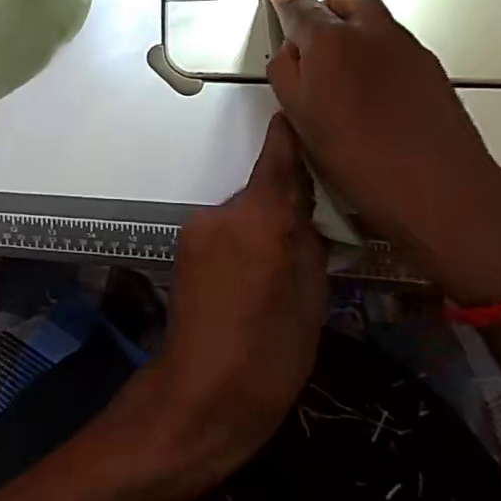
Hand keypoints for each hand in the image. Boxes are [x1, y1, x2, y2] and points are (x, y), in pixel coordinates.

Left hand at [147, 114, 327, 474]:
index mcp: (259, 220)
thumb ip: (310, 243)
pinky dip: (241, 239)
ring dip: (261, 226)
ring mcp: (197, 227)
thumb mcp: (311, 297)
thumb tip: (310, 211)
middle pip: (261, 191)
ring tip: (280, 267)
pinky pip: (223, 229)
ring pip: (242, 213)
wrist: (206, 387)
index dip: (289, 137)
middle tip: (316, 228)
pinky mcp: (184, 243)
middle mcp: (221, 212)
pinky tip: (252, 275)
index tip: (298, 113)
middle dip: (286, 204)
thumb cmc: (272, 352)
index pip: (276, 161)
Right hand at [264, 0, 500, 304]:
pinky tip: (367, 87)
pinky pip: (396, 43)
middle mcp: (373, 34)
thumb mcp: (299, 116)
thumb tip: (288, 56)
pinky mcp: (432, 70)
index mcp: (330, 41)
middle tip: (310, 27)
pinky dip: (377, 50)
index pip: (300, 5)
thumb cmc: (367, 160)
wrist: (437, 191)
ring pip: (375, 17)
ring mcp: (408, 50)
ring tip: (337, 65)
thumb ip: (286, 73)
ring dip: (353, 27)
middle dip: (326, 4)